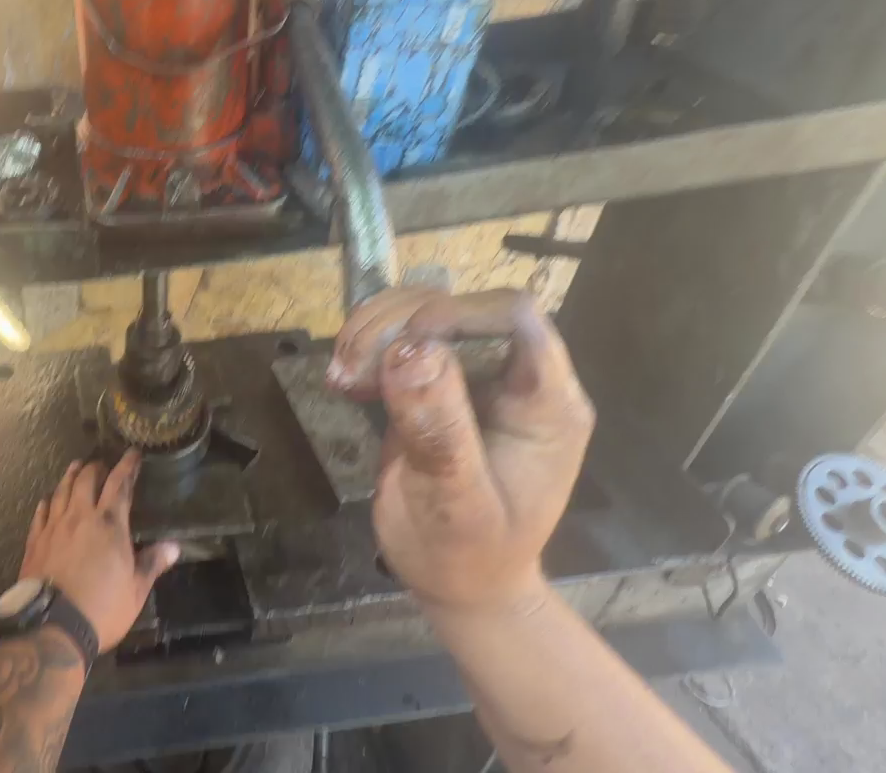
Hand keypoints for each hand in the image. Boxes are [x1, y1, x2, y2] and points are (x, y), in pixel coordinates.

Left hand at [19, 451, 179, 652]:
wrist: (53, 625)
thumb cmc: (102, 608)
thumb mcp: (136, 590)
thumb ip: (153, 563)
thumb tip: (175, 546)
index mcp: (109, 524)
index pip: (119, 485)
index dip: (127, 467)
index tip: (132, 454)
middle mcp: (80, 517)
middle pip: (86, 480)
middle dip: (95, 467)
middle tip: (101, 463)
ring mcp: (54, 527)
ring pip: (62, 490)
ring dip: (70, 476)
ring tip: (75, 467)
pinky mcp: (35, 540)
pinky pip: (41, 512)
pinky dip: (48, 501)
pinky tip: (48, 500)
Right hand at [336, 289, 594, 618]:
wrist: (455, 583)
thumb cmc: (467, 554)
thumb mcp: (456, 505)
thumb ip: (440, 432)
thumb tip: (410, 351)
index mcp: (544, 403)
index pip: (515, 317)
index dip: (456, 314)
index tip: (400, 348)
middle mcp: (512, 376)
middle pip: (457, 303)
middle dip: (396, 324)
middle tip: (350, 368)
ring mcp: (471, 374)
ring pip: (421, 308)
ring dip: (372, 329)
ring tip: (341, 375)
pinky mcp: (433, 380)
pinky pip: (399, 333)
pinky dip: (363, 343)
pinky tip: (344, 380)